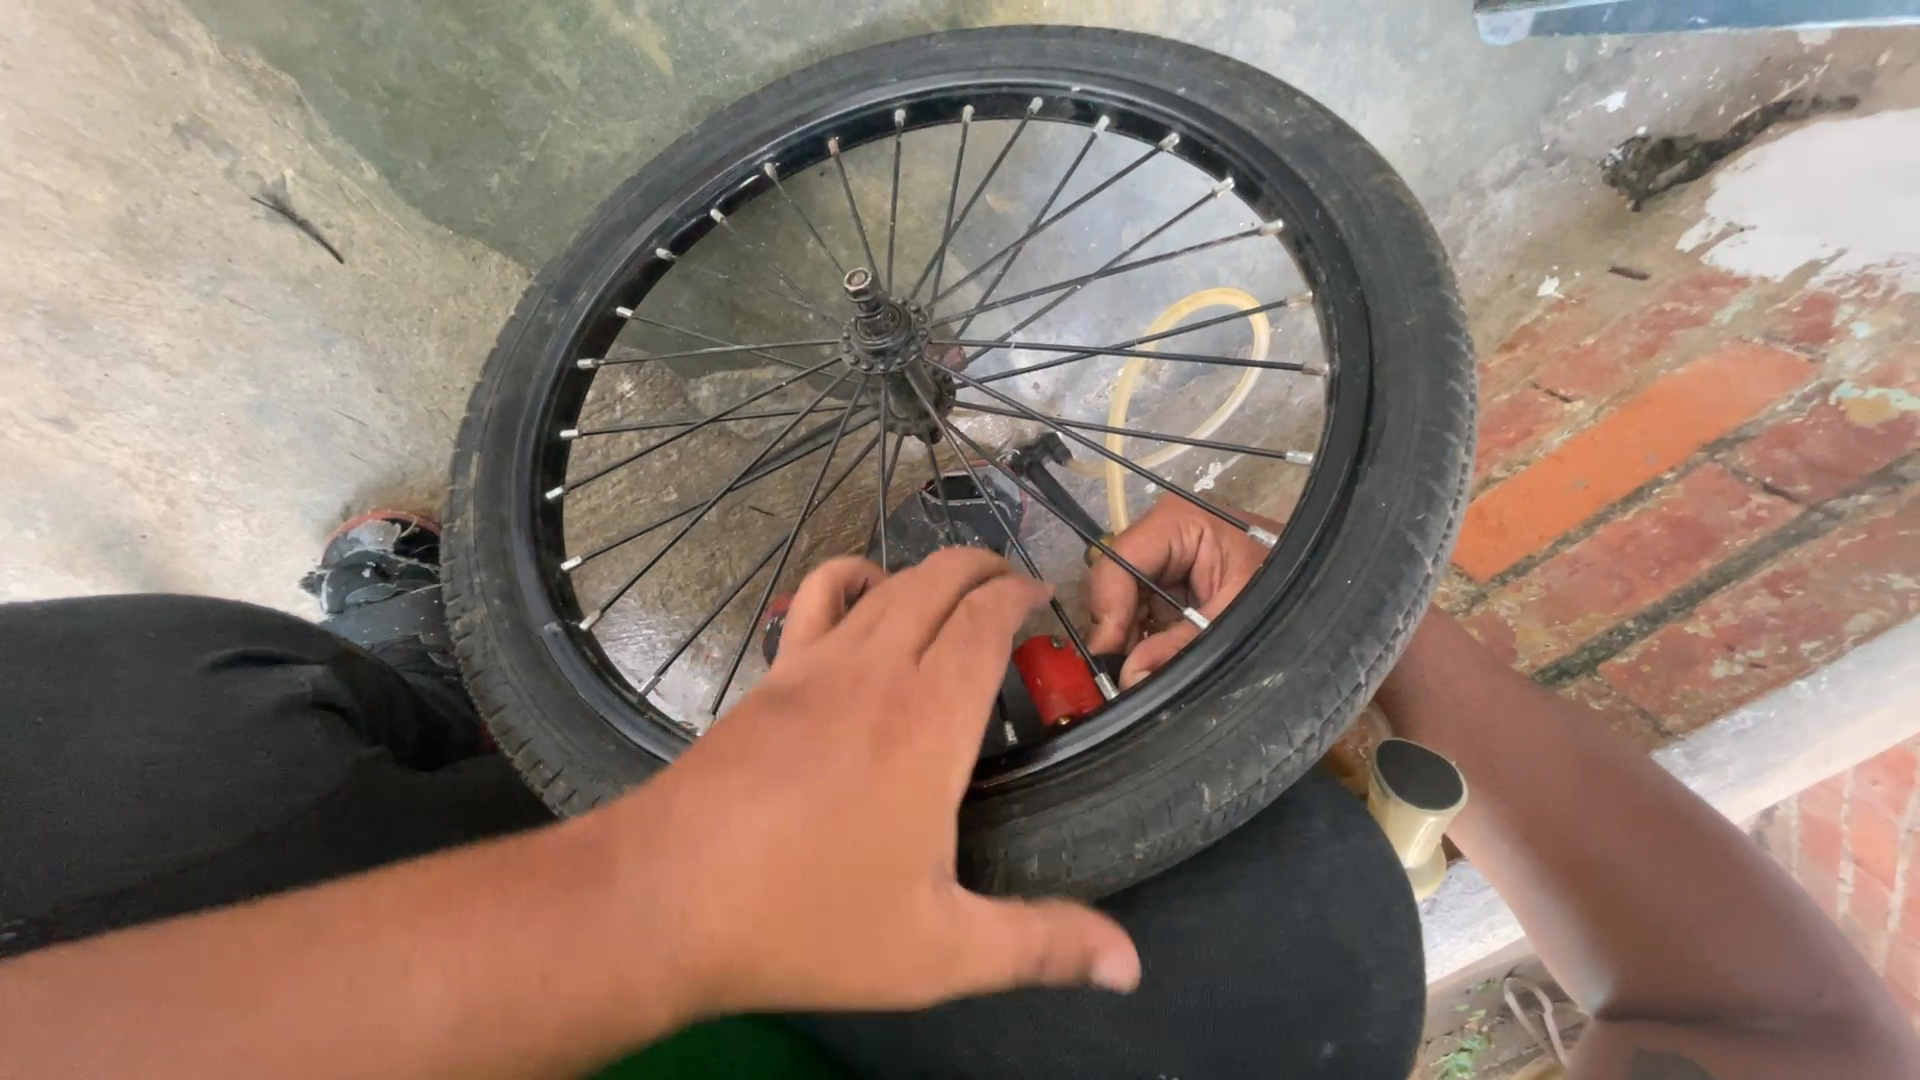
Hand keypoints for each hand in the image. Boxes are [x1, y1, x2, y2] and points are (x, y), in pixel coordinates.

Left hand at [600, 547, 1139, 1021]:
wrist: (667, 898)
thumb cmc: (809, 919)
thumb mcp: (939, 951)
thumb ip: (1040, 945)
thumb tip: (1129, 966)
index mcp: (929, 719)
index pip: (985, 621)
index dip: (1019, 595)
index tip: (1042, 595)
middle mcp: (877, 671)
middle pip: (940, 581)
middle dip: (985, 568)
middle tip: (1013, 584)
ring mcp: (817, 664)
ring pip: (886, 582)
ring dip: (931, 570)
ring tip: (957, 587)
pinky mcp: (773, 675)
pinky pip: (819, 598)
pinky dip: (851, 576)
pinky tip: (864, 593)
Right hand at [1086, 496, 1281, 688]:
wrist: (1333, 582)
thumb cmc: (1294, 584)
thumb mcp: (1236, 619)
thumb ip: (1181, 648)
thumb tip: (1129, 680)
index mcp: (1177, 523)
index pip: (1117, 562)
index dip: (1107, 611)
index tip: (1107, 659)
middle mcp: (1162, 534)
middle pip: (1114, 582)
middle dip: (1116, 630)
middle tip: (1120, 675)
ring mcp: (1165, 558)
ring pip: (1123, 600)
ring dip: (1128, 638)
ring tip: (1137, 674)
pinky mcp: (1172, 581)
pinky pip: (1141, 610)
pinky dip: (1143, 638)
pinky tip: (1151, 662)